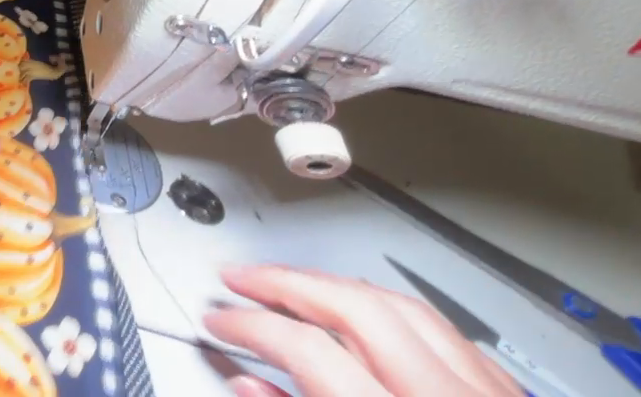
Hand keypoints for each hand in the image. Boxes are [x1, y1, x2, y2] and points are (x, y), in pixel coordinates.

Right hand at [206, 264, 522, 396]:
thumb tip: (249, 384)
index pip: (307, 351)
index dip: (248, 327)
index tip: (217, 323)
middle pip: (354, 310)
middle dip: (284, 283)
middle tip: (240, 278)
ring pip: (403, 307)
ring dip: (333, 285)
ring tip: (291, 282)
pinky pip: (445, 331)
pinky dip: (389, 308)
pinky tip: (362, 310)